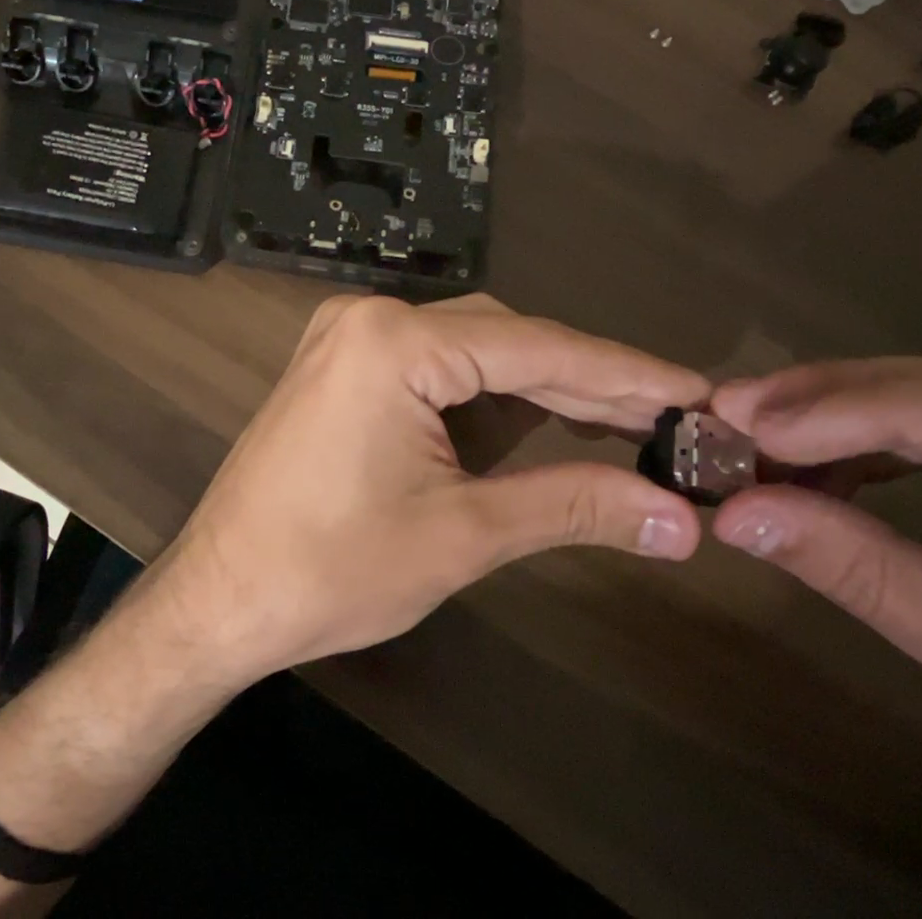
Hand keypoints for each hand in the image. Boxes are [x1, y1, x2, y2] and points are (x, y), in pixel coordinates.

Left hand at [145, 293, 709, 685]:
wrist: (218, 600)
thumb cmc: (330, 571)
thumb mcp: (462, 535)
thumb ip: (574, 506)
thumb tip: (681, 519)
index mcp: (394, 343)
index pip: (538, 348)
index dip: (627, 375)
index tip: (703, 395)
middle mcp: (368, 320)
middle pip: (506, 342)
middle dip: (587, 387)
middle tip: (674, 424)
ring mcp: (345, 343)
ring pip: (470, 355)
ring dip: (540, 394)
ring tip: (625, 432)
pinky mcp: (336, 373)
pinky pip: (431, 372)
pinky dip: (485, 402)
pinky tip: (538, 430)